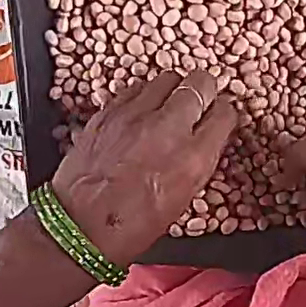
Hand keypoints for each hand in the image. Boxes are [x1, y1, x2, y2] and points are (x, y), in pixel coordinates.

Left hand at [51, 70, 237, 264]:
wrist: (80, 228)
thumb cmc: (133, 224)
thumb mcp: (183, 197)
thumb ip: (198, 161)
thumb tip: (204, 140)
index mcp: (194, 158)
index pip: (225, 113)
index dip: (225, 112)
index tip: (220, 115)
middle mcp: (168, 130)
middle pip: (200, 83)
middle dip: (205, 89)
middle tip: (201, 98)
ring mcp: (135, 116)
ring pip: (168, 78)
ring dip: (174, 88)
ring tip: (171, 102)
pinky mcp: (108, 113)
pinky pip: (135, 89)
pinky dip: (144, 95)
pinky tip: (142, 110)